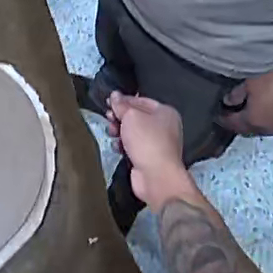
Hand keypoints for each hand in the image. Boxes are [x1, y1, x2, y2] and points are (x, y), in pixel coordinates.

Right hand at [107, 93, 198, 207]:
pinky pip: (133, 147)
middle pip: (136, 116)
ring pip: (133, 132)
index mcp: (165, 112)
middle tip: (109, 118)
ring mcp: (157, 143)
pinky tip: (117, 147)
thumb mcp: (131, 116)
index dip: (123, 100)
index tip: (108, 102)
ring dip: (119, 132)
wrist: (157, 176)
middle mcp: (164, 126)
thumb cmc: (147, 141)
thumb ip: (121, 105)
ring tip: (112, 133)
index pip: (140, 100)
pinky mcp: (148, 158)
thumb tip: (114, 95)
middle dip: (120, 117)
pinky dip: (123, 146)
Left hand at [217, 69, 272, 137]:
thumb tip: (227, 101)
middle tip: (231, 113)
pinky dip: (266, 120)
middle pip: (245, 129)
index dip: (222, 118)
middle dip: (236, 123)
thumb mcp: (251, 84)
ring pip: (260, 129)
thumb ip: (236, 94)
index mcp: (250, 121)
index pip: (231, 123)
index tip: (217, 114)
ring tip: (249, 111)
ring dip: (252, 122)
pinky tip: (268, 110)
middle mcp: (263, 130)